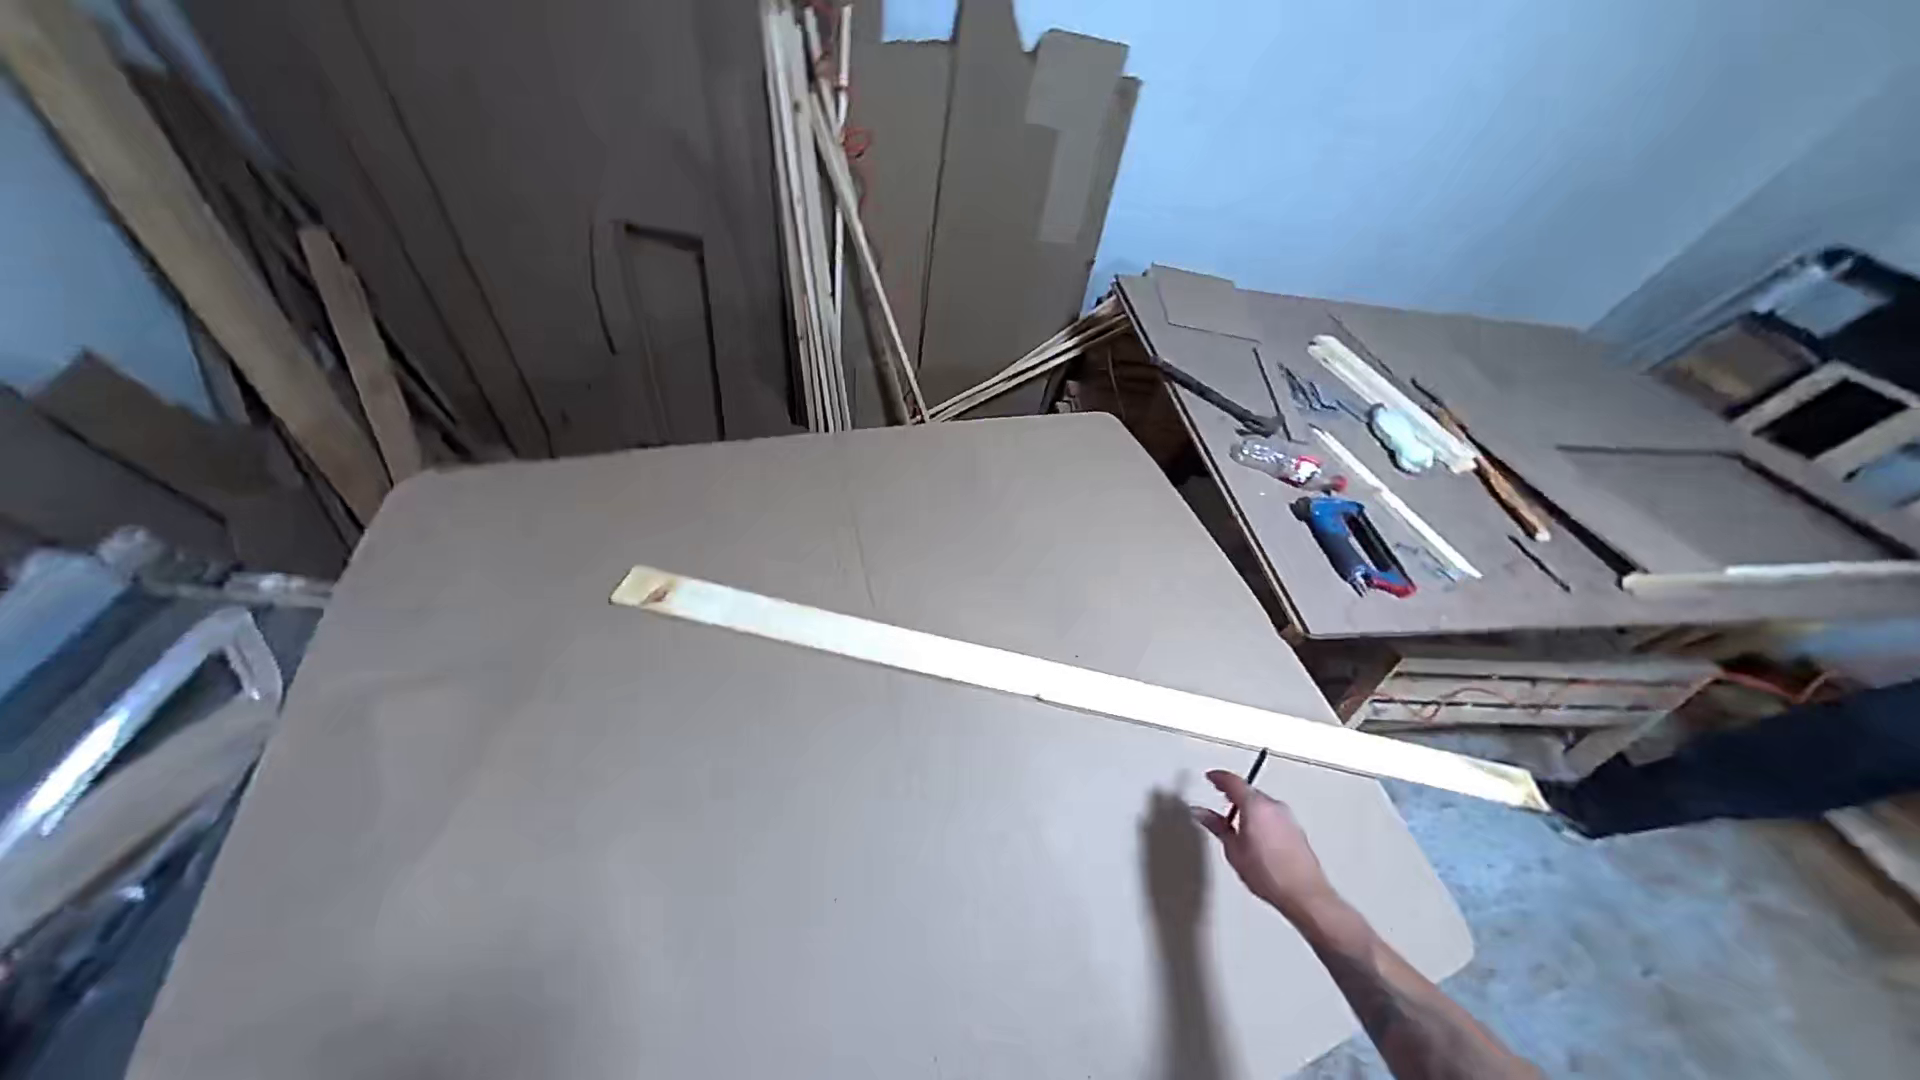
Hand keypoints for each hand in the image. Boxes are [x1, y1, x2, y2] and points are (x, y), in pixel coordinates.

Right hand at [1193, 769, 1340, 920]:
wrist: (1303, 895)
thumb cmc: (1271, 874)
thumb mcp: (1232, 849)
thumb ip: (1216, 826)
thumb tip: (1203, 814)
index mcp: (1255, 805)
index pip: (1232, 781)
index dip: (1218, 777)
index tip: (1211, 777)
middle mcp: (1273, 807)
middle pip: (1248, 791)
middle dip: (1232, 793)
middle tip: (1219, 795)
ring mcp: (1288, 818)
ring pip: (1262, 803)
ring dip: (1247, 806)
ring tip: (1235, 820)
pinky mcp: (1296, 831)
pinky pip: (1273, 815)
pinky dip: (1261, 817)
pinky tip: (1254, 833)